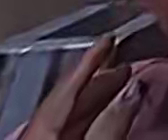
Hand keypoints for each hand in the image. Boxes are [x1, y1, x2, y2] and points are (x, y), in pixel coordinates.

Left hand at [17, 35, 142, 139]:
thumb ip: (110, 122)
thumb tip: (137, 85)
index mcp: (36, 130)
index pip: (64, 88)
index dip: (89, 61)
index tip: (109, 37)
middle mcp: (31, 134)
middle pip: (63, 103)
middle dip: (96, 81)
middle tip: (126, 64)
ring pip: (62, 119)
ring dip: (93, 102)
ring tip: (120, 88)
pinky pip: (61, 133)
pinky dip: (84, 121)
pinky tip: (102, 118)